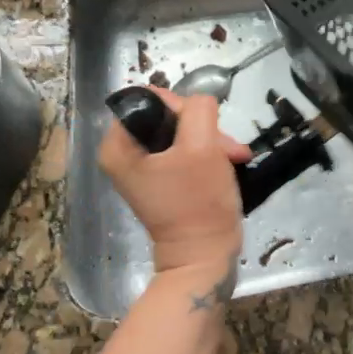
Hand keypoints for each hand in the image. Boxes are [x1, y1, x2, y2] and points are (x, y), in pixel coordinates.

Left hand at [99, 89, 251, 274]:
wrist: (204, 254)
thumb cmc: (197, 201)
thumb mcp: (201, 145)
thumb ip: (198, 109)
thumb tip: (198, 101)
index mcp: (118, 145)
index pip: (149, 100)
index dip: (181, 106)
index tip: (203, 128)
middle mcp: (125, 154)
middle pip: (168, 116)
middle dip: (202, 126)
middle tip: (226, 145)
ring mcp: (145, 168)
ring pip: (183, 131)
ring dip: (212, 140)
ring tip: (234, 156)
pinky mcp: (165, 179)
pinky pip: (186, 149)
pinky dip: (209, 153)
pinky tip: (228, 162)